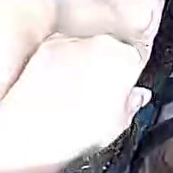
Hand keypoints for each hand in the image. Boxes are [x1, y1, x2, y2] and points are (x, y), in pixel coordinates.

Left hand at [0, 33, 151, 172]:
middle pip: (111, 48)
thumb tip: (138, 96)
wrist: (35, 131)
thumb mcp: (118, 124)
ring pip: (85, 46)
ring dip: (82, 61)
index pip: (136, 58)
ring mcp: (73, 41)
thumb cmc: (77, 130)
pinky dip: (60, 62)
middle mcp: (102, 43)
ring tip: (74, 91)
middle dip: (106, 65)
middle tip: (98, 92)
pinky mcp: (47, 45)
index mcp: (126, 59)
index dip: (128, 74)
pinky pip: (61, 49)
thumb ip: (131, 102)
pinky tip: (56, 86)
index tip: (122, 85)